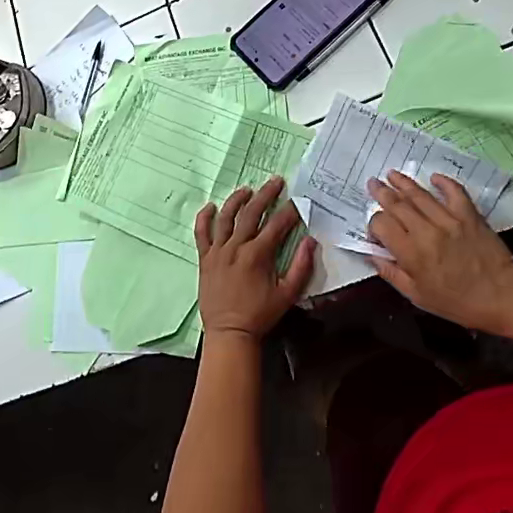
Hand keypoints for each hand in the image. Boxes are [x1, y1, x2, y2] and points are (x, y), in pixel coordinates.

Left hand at [193, 176, 316, 342]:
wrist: (230, 331)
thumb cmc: (260, 314)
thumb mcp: (288, 294)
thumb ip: (301, 266)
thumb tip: (311, 242)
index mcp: (257, 255)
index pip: (277, 225)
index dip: (289, 211)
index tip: (298, 201)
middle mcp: (236, 247)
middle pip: (251, 213)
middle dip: (266, 195)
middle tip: (276, 181)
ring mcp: (218, 251)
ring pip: (226, 218)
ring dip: (237, 201)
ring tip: (247, 189)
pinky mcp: (205, 258)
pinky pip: (201, 233)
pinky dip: (204, 218)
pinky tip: (210, 206)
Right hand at [366, 171, 512, 333]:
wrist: (505, 298)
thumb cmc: (458, 302)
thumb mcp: (417, 296)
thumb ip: (391, 273)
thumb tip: (372, 255)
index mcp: (411, 252)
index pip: (381, 224)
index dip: (374, 225)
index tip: (377, 234)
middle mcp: (426, 231)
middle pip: (397, 204)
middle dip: (382, 193)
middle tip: (373, 183)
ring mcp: (450, 221)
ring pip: (420, 195)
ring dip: (403, 183)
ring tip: (392, 174)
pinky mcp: (470, 216)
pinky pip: (455, 193)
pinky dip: (444, 183)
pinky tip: (434, 177)